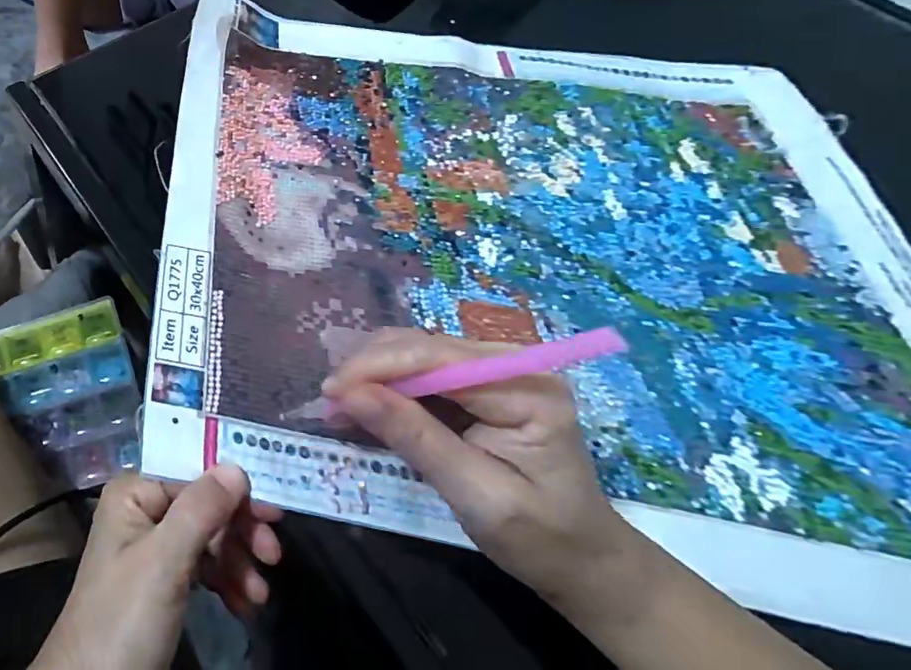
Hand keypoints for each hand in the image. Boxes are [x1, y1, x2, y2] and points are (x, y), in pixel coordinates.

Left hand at [34, 467, 281, 669]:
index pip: (193, 474)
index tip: (274, 512)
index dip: (234, 489)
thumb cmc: (124, 618)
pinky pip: (204, 567)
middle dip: (240, 531)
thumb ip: (200, 510)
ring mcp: (152, 547)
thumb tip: (235, 466)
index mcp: (134, 492)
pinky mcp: (162, 581)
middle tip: (273, 557)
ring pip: (209, 538)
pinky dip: (227, 582)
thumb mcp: (164, 561)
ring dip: (238, 562)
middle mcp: (142, 510)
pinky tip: (244, 605)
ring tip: (258, 596)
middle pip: (205, 505)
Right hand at [322, 330, 652, 610]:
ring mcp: (495, 370)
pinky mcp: (478, 383)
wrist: (585, 563)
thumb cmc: (541, 539)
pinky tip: (361, 404)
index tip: (329, 392)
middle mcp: (511, 363)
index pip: (434, 357)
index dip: (375, 367)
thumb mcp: (477, 496)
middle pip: (420, 346)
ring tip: (337, 406)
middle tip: (326, 403)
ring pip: (412, 353)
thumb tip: (348, 394)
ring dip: (371, 376)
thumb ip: (415, 438)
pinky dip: (386, 387)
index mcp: (526, 388)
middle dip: (367, 370)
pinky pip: (420, 371)